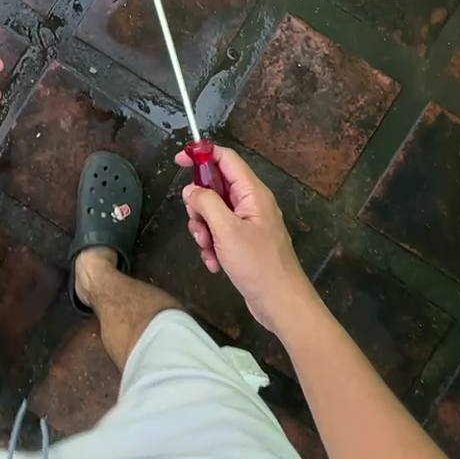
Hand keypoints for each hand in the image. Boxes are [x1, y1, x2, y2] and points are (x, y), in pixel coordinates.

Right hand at [180, 146, 318, 335]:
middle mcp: (251, 203)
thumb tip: (190, 189)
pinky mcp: (244, 242)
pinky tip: (215, 262)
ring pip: (213, 212)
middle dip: (199, 205)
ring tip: (208, 248)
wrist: (281, 304)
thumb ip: (206, 203)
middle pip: (215, 187)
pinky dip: (212, 245)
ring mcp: (248, 223)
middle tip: (198, 224)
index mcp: (252, 193)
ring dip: (203, 229)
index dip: (201, 154)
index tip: (178, 161)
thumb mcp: (227, 230)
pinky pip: (219, 233)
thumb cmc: (257, 264)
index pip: (225, 158)